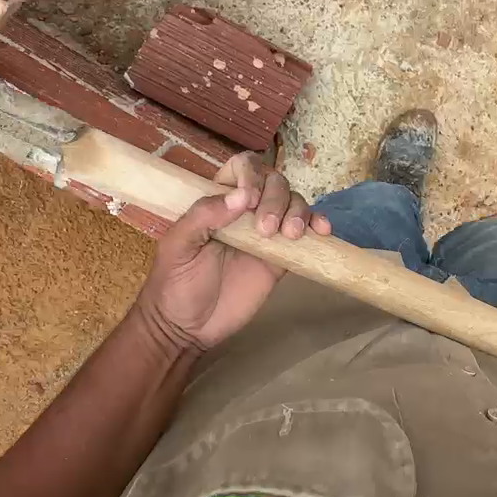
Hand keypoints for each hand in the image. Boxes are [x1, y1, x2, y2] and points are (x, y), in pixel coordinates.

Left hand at [131, 152, 330, 353]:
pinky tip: (322, 232)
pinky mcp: (284, 254)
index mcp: (219, 200)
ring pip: (294, 202)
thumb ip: (203, 216)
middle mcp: (247, 209)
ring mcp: (269, 231)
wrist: (188, 329)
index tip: (250, 200)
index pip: (243, 167)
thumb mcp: (178, 247)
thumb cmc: (175, 284)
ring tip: (291, 236)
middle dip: (276, 200)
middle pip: (275, 182)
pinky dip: (318, 225)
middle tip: (266, 231)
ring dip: (299, 212)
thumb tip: (242, 197)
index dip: (252, 175)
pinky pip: (307, 231)